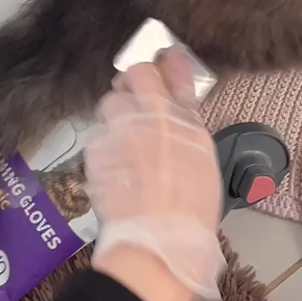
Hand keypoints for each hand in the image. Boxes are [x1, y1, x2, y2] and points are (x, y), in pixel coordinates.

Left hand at [83, 51, 225, 300]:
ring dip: (115, 112)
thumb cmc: (192, 215)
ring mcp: (124, 130)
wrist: (160, 242)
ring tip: (121, 136)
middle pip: (137, 73)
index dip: (170, 62)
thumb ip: (188, 135)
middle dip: (134, 79)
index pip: (177, 73)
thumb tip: (176, 123)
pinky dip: (103, 145)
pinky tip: (111, 165)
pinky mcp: (98, 149)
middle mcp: (157, 118)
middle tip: (134, 94)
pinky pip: (97, 134)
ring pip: (110, 100)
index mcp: (189, 122)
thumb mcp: (204, 166)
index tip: (166, 58)